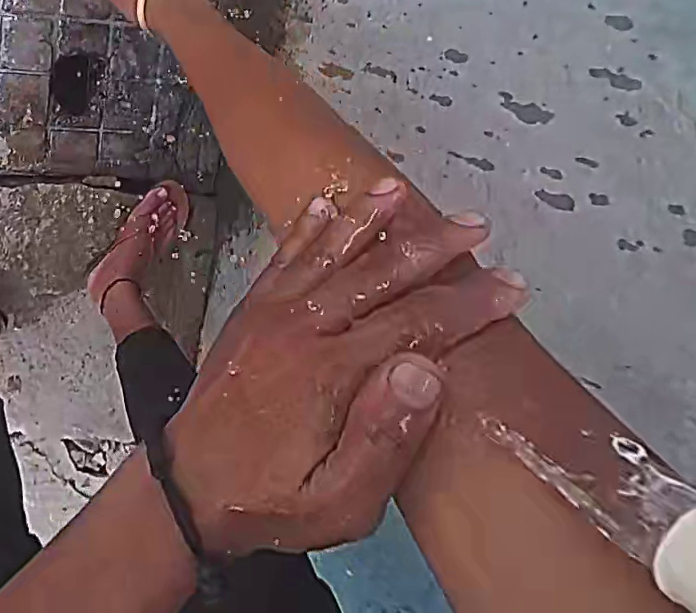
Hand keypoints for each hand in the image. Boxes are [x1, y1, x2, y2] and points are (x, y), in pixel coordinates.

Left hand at [162, 179, 529, 556]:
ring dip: (368, 217)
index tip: (506, 286)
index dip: (465, 304)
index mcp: (330, 371)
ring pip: (330, 250)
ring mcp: (272, 310)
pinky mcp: (253, 307)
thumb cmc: (268, 498)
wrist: (189, 481)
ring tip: (399, 190)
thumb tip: (427, 372)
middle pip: (378, 274)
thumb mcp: (338, 504)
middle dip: (430, 247)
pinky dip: (305, 227)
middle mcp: (301, 327)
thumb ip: (383, 439)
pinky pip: (283, 255)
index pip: (413, 323)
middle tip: (473, 227)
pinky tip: (324, 203)